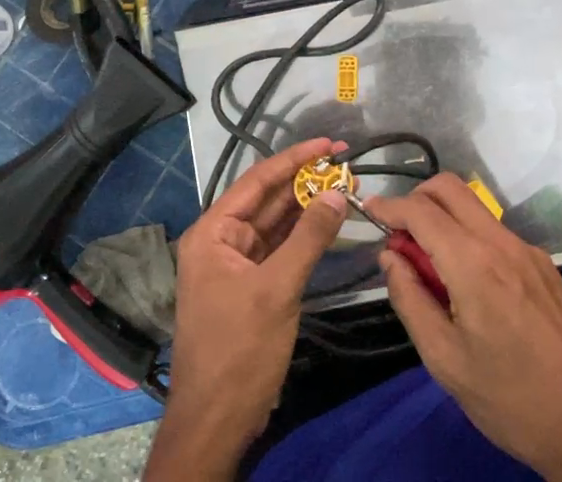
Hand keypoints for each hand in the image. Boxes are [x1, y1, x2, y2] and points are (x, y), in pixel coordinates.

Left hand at [145, 138, 347, 478]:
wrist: (217, 418)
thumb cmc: (239, 348)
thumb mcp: (277, 289)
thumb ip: (309, 237)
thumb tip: (337, 192)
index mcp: (213, 233)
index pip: (258, 182)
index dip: (295, 159)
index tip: (330, 143)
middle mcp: (222, 241)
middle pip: (268, 200)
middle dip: (306, 181)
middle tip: (347, 164)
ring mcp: (238, 265)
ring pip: (278, 224)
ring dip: (309, 206)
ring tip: (347, 186)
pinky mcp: (254, 286)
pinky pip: (282, 249)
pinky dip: (306, 235)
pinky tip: (331, 221)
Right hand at [370, 174, 561, 480]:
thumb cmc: (510, 398)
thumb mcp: (445, 359)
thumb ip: (411, 300)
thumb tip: (391, 257)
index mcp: (474, 264)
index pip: (422, 211)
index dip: (389, 206)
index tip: (367, 211)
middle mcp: (503, 244)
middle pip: (451, 189)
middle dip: (417, 199)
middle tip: (397, 237)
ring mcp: (529, 252)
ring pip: (475, 210)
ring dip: (443, 220)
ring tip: (427, 271)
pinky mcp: (544, 267)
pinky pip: (495, 235)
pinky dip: (468, 240)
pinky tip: (464, 286)